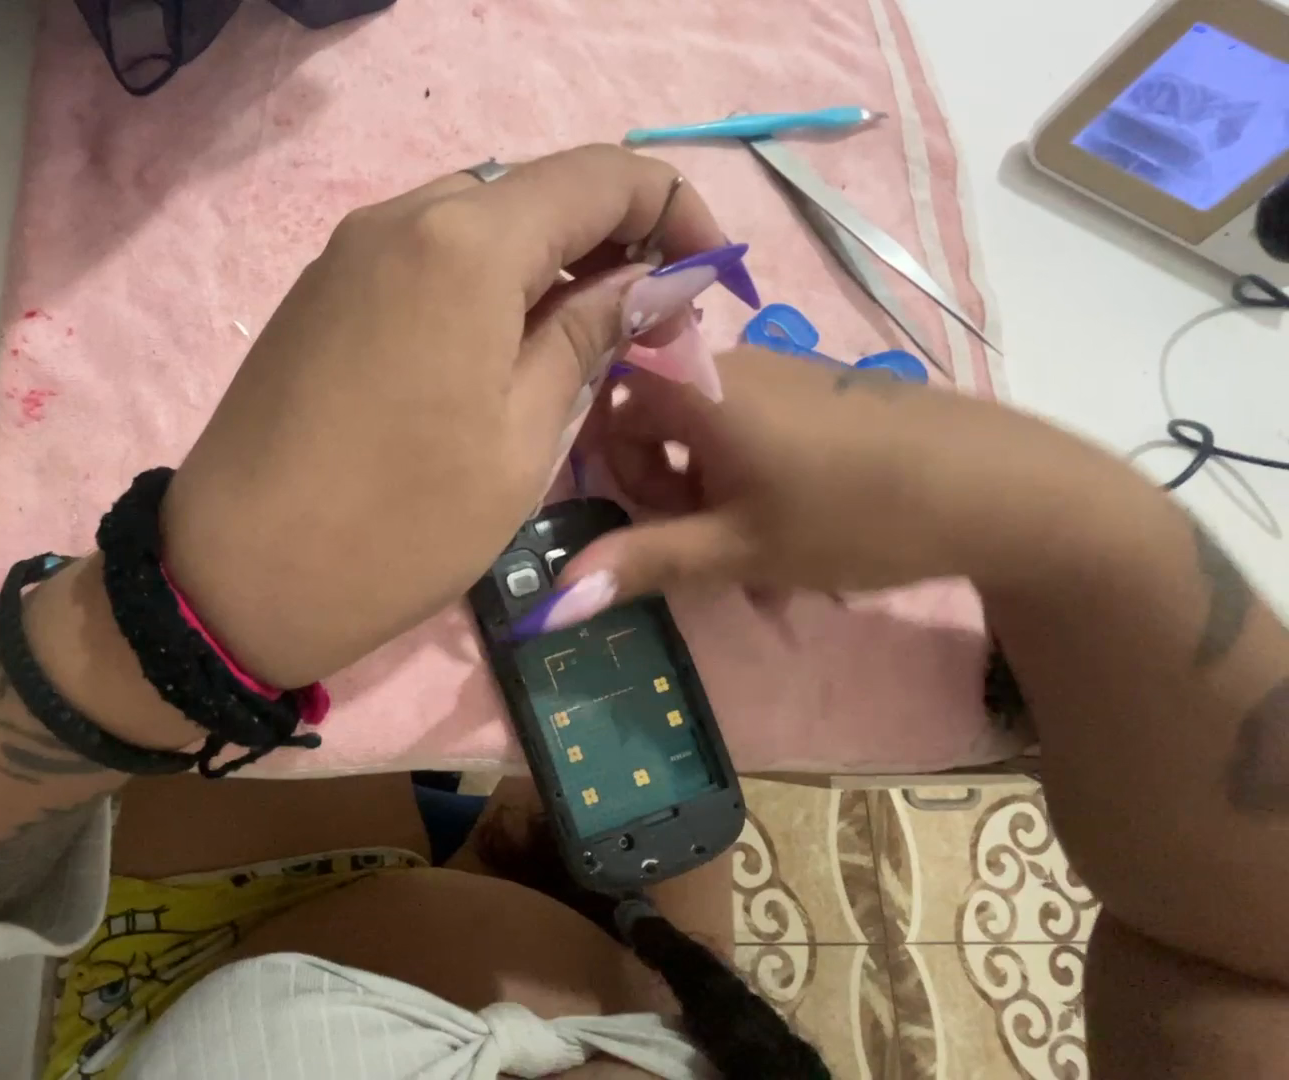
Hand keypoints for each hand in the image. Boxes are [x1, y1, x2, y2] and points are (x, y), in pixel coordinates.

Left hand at [161, 146, 727, 686]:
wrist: (233, 577)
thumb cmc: (394, 527)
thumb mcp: (518, 442)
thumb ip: (586, 338)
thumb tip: (651, 282)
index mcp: (462, 242)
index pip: (601, 178)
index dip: (672, 215)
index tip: (704, 283)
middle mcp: (397, 220)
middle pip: (531, 196)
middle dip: (602, 246)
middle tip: (633, 330)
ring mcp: (344, 256)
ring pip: (470, 228)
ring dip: (534, 271)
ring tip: (564, 349)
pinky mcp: (313, 297)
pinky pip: (415, 264)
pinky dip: (469, 289)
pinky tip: (484, 355)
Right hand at [537, 344, 1115, 625]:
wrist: (1011, 492)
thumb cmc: (856, 515)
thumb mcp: (737, 550)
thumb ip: (641, 562)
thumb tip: (551, 598)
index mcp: (696, 388)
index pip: (603, 402)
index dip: (605, 459)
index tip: (641, 509)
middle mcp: (728, 365)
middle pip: (647, 413)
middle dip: (654, 480)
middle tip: (694, 532)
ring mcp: (777, 372)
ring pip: (696, 423)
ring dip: (697, 482)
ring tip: (743, 536)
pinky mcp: (815, 390)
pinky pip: (742, 421)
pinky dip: (737, 468)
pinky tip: (783, 516)